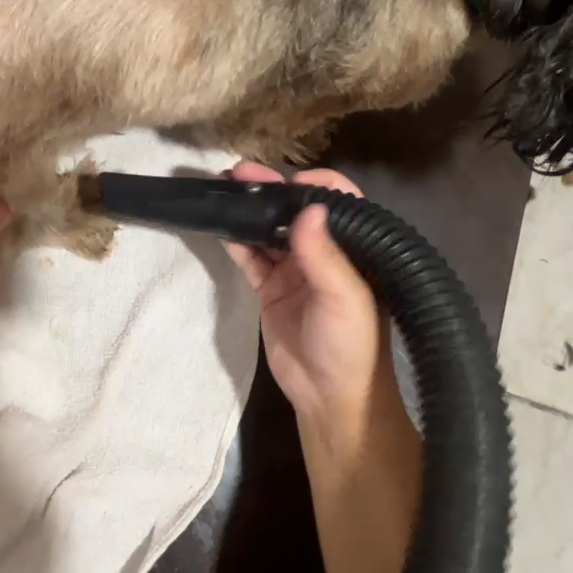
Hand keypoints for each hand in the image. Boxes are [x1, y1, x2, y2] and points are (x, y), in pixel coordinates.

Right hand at [223, 162, 393, 430]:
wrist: (329, 399)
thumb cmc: (351, 346)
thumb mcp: (344, 299)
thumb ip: (324, 255)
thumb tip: (310, 207)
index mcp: (355, 249)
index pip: (338, 201)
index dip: (314, 184)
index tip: (287, 179)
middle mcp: (325, 252)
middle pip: (295, 210)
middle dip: (270, 190)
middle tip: (240, 172)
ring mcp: (294, 269)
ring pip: (269, 229)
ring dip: (248, 210)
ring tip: (223, 188)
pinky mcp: (270, 287)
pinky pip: (250, 256)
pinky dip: (235, 239)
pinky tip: (218, 222)